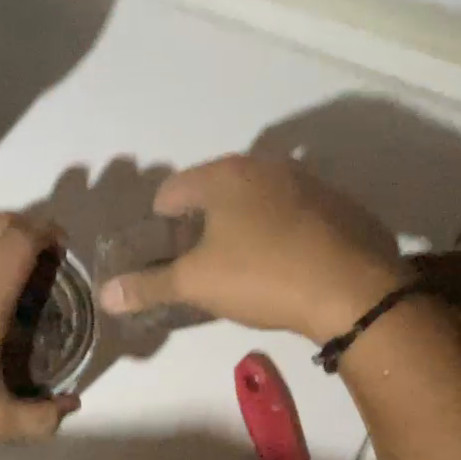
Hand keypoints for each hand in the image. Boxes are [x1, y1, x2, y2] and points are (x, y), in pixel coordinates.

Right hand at [97, 155, 408, 340]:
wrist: (354, 291)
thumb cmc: (262, 276)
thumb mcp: (195, 284)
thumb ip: (148, 286)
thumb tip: (106, 294)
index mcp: (225, 176)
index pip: (172, 189)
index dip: (159, 221)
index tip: (162, 251)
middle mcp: (266, 166)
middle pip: (215, 188)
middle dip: (200, 220)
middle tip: (195, 259)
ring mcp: (308, 181)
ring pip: (256, 198)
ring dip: (240, 223)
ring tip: (238, 263)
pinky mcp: (339, 205)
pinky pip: (292, 212)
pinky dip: (278, 231)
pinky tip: (281, 264)